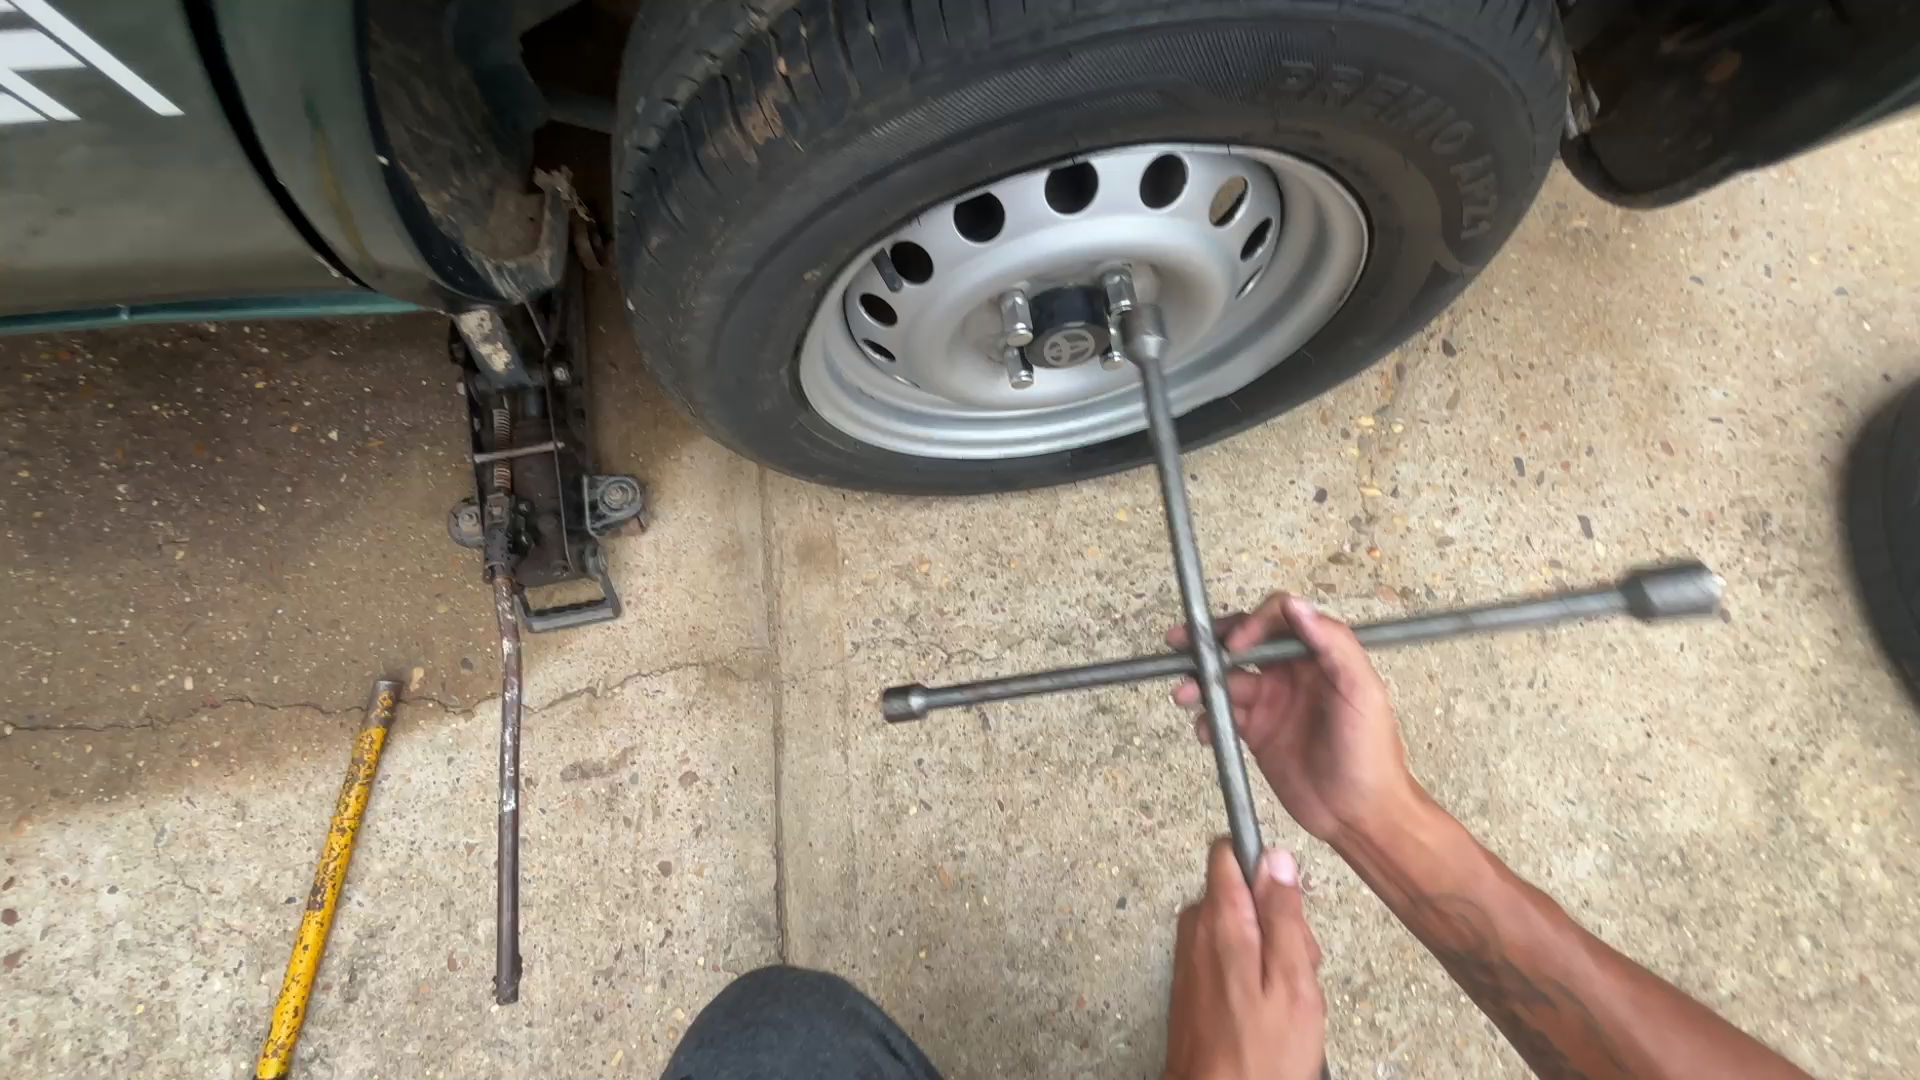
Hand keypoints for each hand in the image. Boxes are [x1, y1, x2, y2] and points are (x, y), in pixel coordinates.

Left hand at [1164, 839, 1325, 1079]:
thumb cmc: (1259, 1055)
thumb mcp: (1291, 982)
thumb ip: (1283, 915)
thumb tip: (1276, 855)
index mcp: (1219, 916)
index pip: (1230, 851)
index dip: (1266, 869)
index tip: (1288, 907)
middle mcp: (1197, 923)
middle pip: (1243, 893)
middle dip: (1278, 924)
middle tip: (1298, 974)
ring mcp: (1191, 949)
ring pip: (1242, 926)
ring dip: (1271, 954)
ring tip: (1285, 1003)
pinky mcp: (1192, 975)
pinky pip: (1230, 952)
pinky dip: (1254, 973)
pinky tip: (1268, 1011)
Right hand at [1170, 594, 1414, 845]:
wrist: (1360, 817)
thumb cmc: (1371, 754)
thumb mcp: (1362, 693)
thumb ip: (1334, 645)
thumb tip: (1295, 605)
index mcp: (1317, 657)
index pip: (1277, 620)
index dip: (1251, 623)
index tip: (1235, 645)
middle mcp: (1290, 673)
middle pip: (1242, 641)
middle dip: (1209, 640)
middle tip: (1178, 642)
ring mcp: (1270, 702)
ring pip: (1224, 678)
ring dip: (1200, 682)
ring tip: (1184, 695)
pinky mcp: (1255, 730)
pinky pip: (1221, 714)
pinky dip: (1207, 718)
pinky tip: (1206, 732)